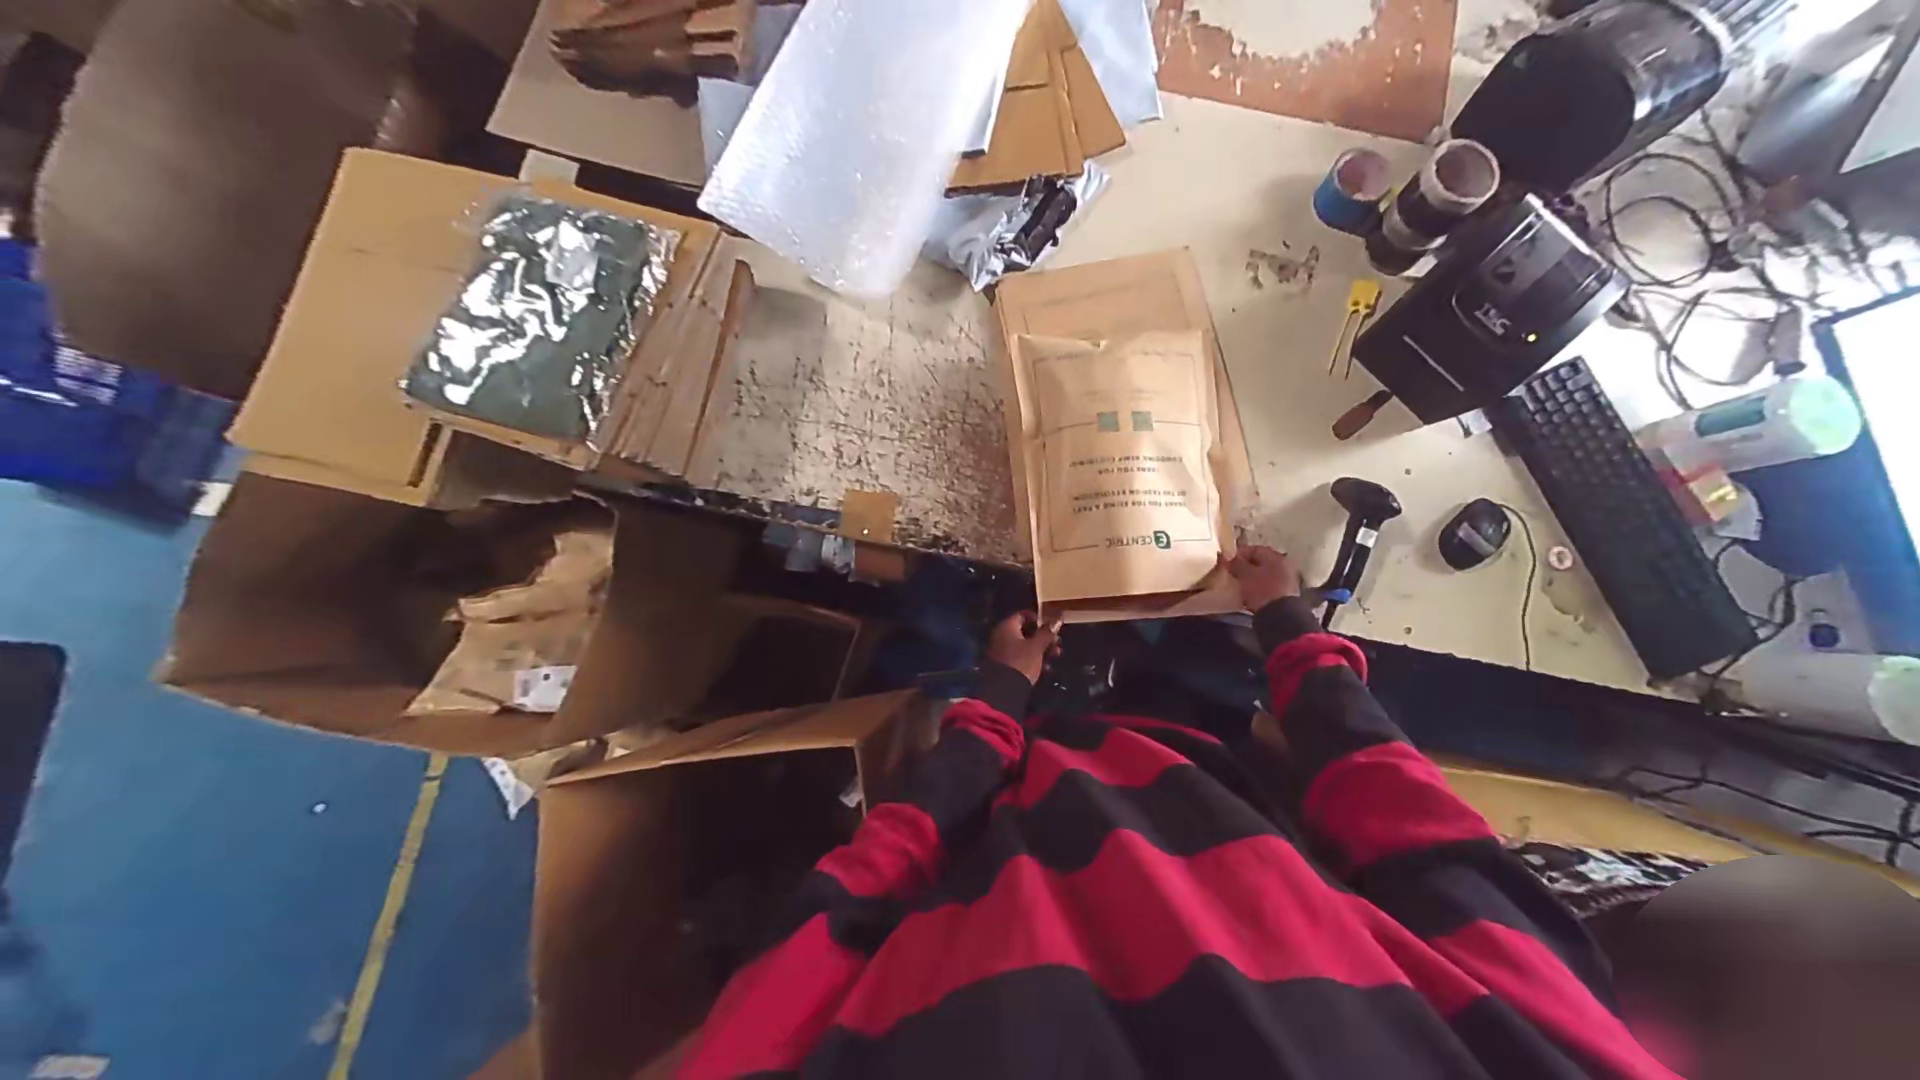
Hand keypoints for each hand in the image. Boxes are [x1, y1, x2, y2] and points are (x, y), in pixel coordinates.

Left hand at [987, 611, 1061, 684]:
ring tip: (1056, 655)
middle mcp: (1001, 635)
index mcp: (1007, 627)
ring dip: (1041, 649)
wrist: (1004, 690)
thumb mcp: (1036, 647)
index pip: (1023, 615)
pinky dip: (1033, 659)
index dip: (1039, 619)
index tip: (1052, 626)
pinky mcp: (1004, 664)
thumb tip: (1057, 619)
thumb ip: (1046, 633)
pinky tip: (1046, 667)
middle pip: (1025, 631)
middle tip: (1058, 642)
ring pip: (1024, 645)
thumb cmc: (1021, 662)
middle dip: (1043, 636)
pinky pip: (1020, 656)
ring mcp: (1001, 650)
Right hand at [1228, 546, 1302, 612]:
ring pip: (1263, 574)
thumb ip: (1236, 563)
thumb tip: (1227, 555)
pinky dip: (1257, 587)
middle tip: (1230, 572)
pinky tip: (1248, 594)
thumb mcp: (1245, 575)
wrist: (1280, 616)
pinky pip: (1267, 586)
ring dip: (1250, 578)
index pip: (1254, 549)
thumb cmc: (1262, 590)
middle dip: (1244, 566)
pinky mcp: (1284, 594)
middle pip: (1260, 562)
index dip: (1239, 553)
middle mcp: (1284, 566)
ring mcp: (1286, 580)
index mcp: (1276, 557)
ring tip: (1237, 584)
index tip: (1226, 560)